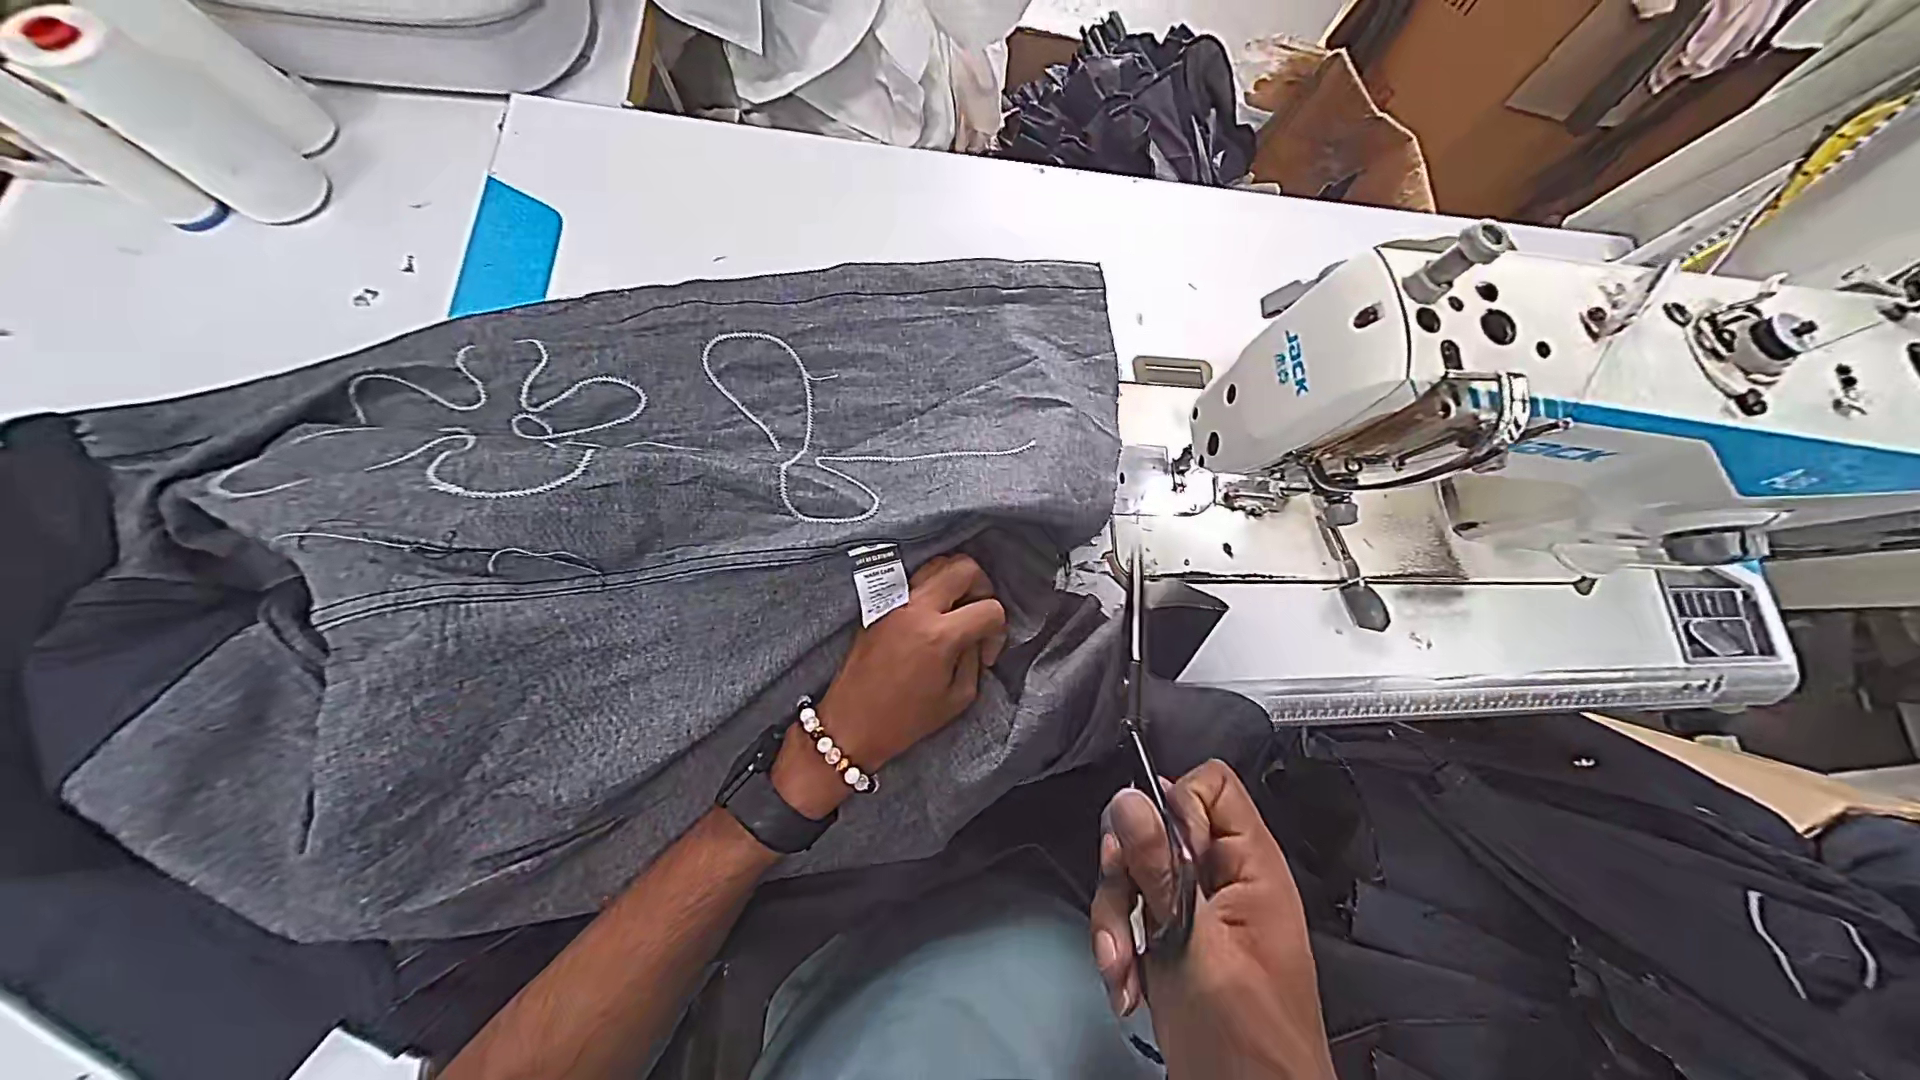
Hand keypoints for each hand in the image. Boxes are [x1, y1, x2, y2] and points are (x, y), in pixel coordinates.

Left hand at [771, 554, 1006, 817]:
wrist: (852, 724)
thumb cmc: (903, 719)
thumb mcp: (957, 698)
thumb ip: (975, 659)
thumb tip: (979, 637)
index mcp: (939, 636)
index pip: (990, 608)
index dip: (998, 630)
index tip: (987, 650)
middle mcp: (916, 609)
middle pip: (965, 566)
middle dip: (983, 588)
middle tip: (980, 615)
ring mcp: (894, 602)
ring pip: (938, 563)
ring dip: (956, 581)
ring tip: (958, 611)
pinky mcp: (879, 605)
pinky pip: (914, 577)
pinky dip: (932, 586)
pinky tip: (935, 614)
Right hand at [1090, 761, 1336, 1079]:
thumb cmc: (1244, 1040)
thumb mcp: (1196, 947)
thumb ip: (1160, 871)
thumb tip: (1129, 799)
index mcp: (1250, 865)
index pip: (1210, 786)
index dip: (1176, 807)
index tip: (1159, 855)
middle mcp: (1221, 874)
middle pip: (1155, 824)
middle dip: (1127, 870)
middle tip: (1126, 909)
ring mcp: (1193, 903)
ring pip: (1133, 866)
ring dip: (1115, 916)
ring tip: (1120, 966)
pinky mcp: (1170, 930)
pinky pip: (1128, 906)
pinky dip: (1117, 939)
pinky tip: (1125, 982)